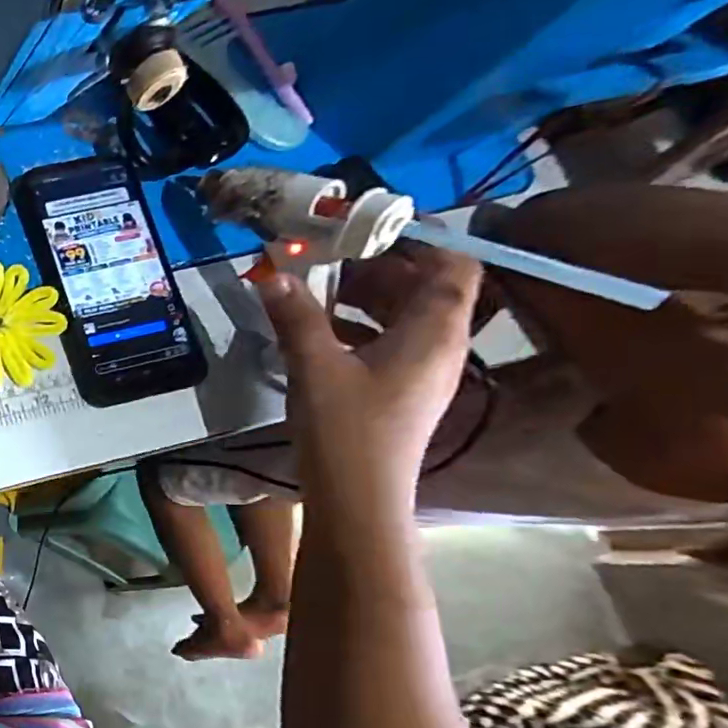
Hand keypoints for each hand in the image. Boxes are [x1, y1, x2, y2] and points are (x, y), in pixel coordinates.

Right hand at [256, 246, 481, 499]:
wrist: (358, 499)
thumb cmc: (347, 429)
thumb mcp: (316, 368)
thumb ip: (296, 318)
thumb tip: (273, 275)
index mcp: (434, 331)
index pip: (453, 264)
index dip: (421, 239)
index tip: (370, 228)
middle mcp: (439, 346)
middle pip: (424, 288)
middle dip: (377, 266)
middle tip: (327, 255)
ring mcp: (420, 372)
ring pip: (403, 316)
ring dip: (364, 296)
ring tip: (315, 288)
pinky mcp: (398, 392)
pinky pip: (387, 341)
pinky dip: (357, 326)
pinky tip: (317, 329)